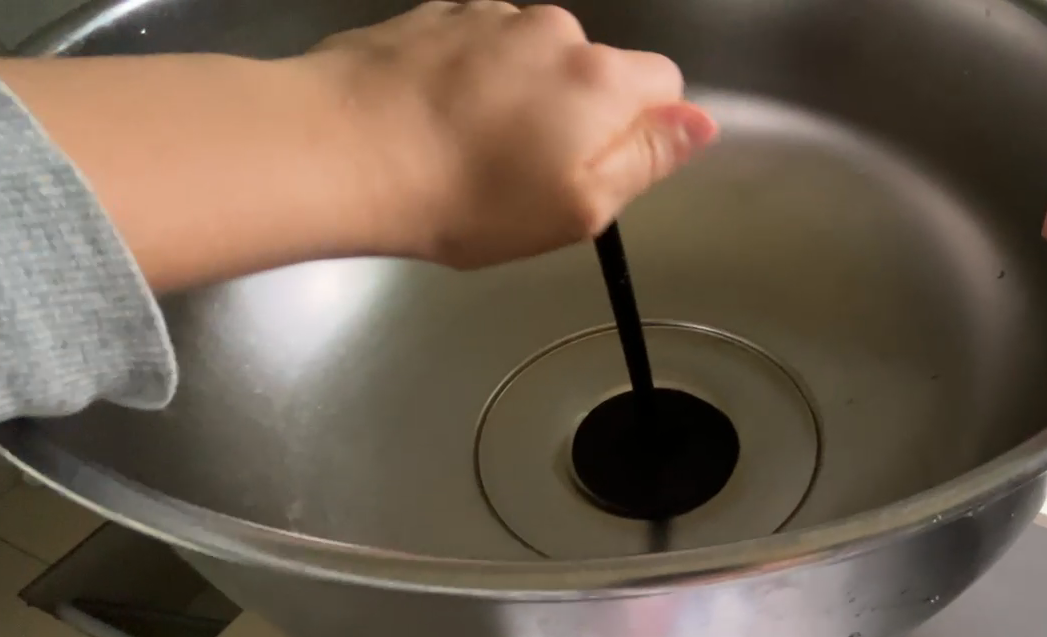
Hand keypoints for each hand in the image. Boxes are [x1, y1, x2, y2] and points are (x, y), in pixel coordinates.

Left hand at [0, 2, 715, 290]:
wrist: (346, 151)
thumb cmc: (476, 199)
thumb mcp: (584, 206)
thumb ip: (649, 159)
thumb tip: (701, 123)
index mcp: (600, 78)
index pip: (666, 83)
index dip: (649, 130)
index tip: (607, 169)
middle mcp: (554, 29)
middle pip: (601, 70)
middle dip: (586, 117)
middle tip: (541, 177)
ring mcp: (490, 13)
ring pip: (543, 59)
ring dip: (533, 100)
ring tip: (487, 154)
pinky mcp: (438, 15)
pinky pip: (488, 48)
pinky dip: (485, 81)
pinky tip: (451, 123)